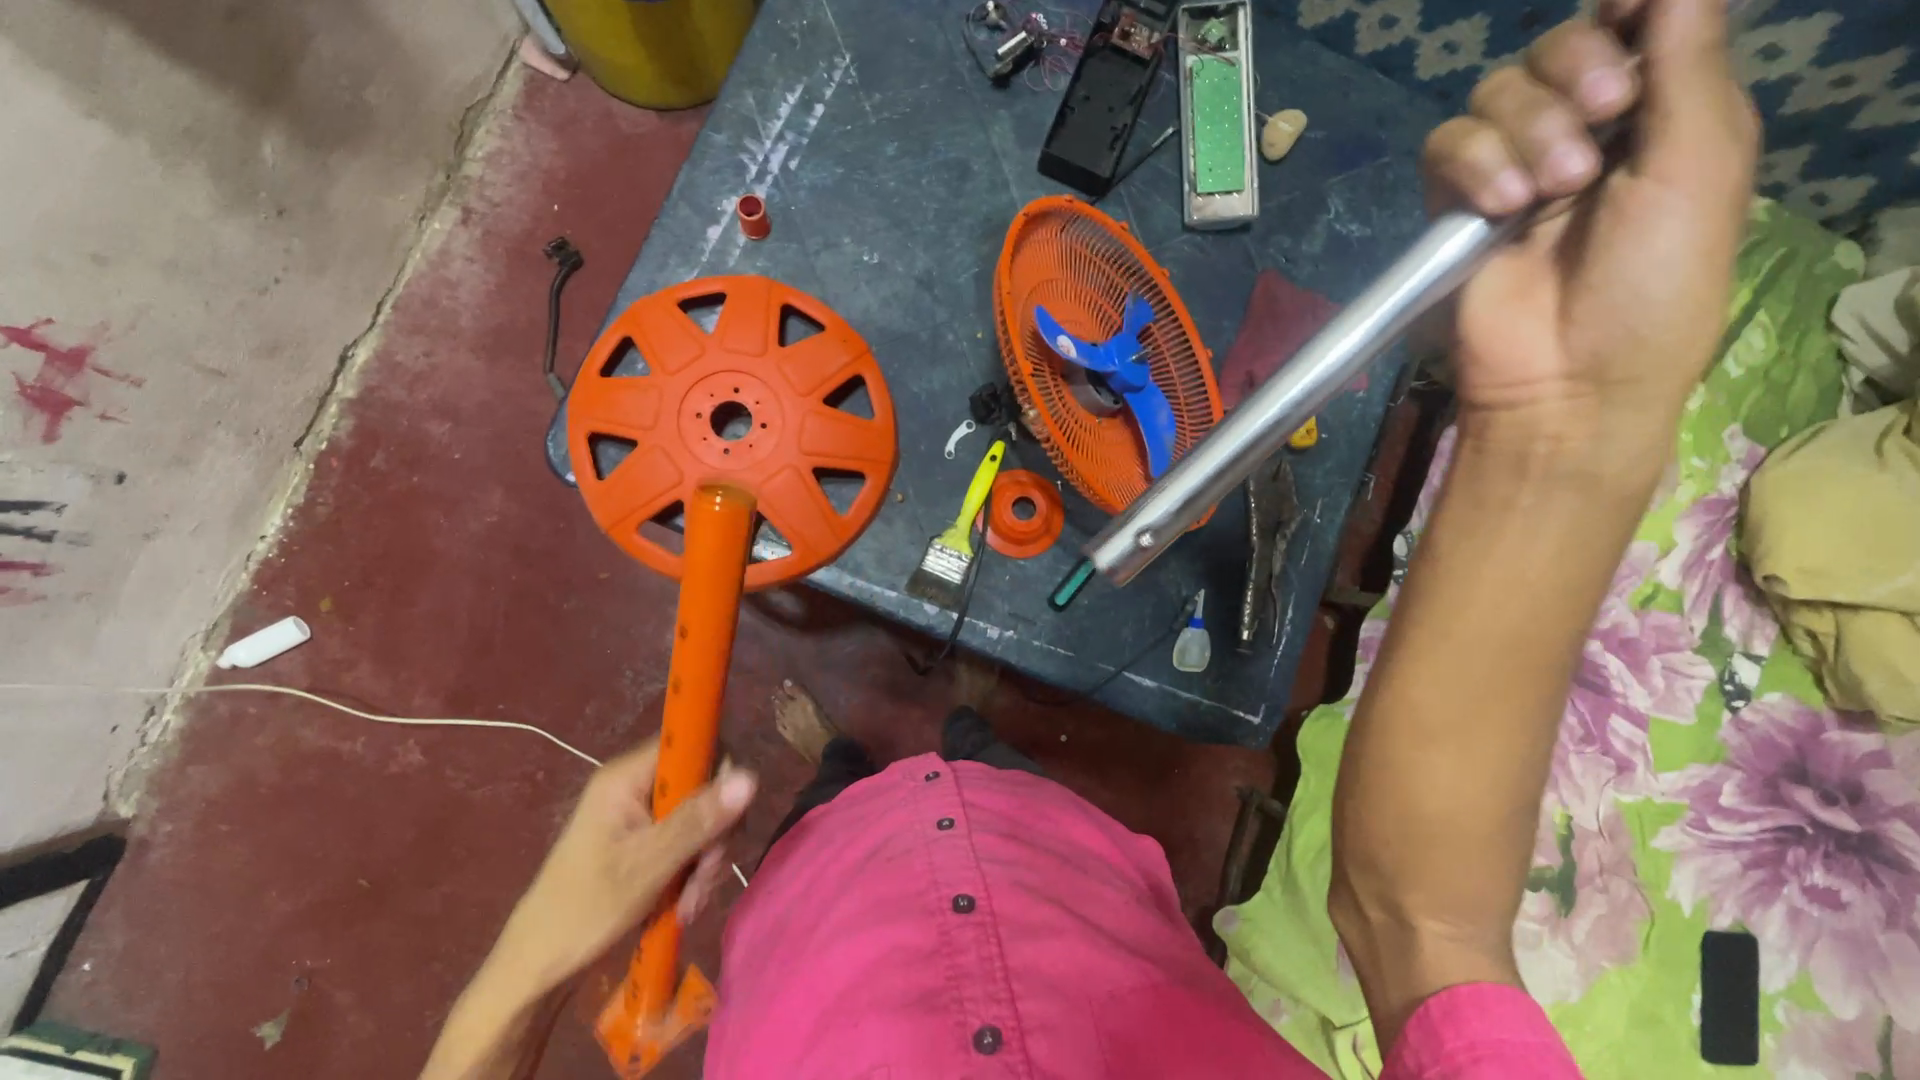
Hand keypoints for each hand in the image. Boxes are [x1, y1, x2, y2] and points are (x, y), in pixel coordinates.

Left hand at [486, 741, 756, 994]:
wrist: (536, 966)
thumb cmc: (584, 911)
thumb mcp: (648, 866)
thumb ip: (699, 819)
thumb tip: (751, 776)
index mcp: (626, 778)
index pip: (692, 746)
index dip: (719, 776)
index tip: (726, 819)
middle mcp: (634, 787)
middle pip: (703, 787)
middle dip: (713, 834)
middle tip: (705, 876)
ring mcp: (638, 816)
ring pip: (700, 819)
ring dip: (704, 861)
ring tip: (691, 903)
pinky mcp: (642, 843)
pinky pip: (686, 843)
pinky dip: (692, 873)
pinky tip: (685, 904)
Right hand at [1422, 0, 1757, 458]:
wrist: (1566, 378)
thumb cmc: (1653, 283)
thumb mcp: (1698, 166)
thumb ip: (1688, 64)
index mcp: (1658, 116)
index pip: (1631, 25)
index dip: (1623, 12)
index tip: (1627, 16)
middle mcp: (1582, 134)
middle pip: (1556, 45)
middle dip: (1575, 72)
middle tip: (1602, 119)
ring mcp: (1510, 170)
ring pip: (1495, 93)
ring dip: (1527, 130)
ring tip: (1550, 191)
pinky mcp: (1453, 206)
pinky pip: (1445, 145)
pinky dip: (1473, 163)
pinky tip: (1500, 206)